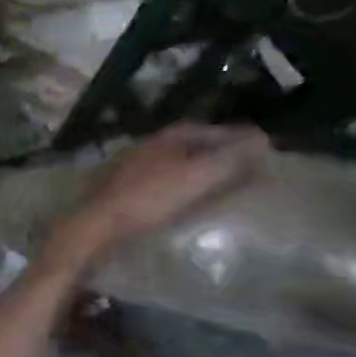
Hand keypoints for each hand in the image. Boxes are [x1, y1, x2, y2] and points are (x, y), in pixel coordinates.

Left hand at [49, 121, 268, 265]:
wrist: (92, 227)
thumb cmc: (146, 201)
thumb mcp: (195, 178)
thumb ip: (230, 159)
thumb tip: (263, 139)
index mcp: (167, 137)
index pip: (212, 129)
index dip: (238, 140)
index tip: (260, 154)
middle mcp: (145, 145)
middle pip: (190, 146)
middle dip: (215, 156)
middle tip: (241, 173)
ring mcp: (126, 167)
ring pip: (169, 164)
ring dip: (191, 173)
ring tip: (213, 190)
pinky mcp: (113, 191)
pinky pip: (152, 184)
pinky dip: (170, 189)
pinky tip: (175, 206)